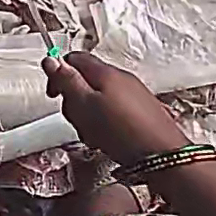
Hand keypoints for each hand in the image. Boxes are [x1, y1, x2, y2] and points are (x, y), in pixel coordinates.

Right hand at [43, 52, 189, 164]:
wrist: (164, 157)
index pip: (74, 58)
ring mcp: (134, 95)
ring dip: (89, 113)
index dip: (58, 74)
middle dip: (74, 99)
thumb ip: (66, 81)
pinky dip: (104, 121)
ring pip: (98, 97)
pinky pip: (114, 110)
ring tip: (92, 132)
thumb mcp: (84, 105)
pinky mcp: (142, 112)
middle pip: (85, 79)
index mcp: (105, 73)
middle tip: (76, 117)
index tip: (54, 93)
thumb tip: (51, 59)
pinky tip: (106, 137)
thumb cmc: (122, 131)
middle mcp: (121, 79)